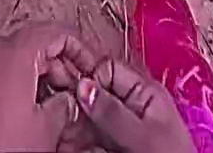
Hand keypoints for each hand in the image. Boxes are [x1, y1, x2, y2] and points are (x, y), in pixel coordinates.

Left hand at [0, 24, 82, 152]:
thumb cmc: (0, 143)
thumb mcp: (46, 127)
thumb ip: (65, 106)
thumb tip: (71, 100)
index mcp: (16, 50)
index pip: (55, 33)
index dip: (78, 49)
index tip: (90, 67)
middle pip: (38, 43)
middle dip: (60, 66)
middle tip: (75, 93)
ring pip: (20, 57)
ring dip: (42, 76)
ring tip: (55, 107)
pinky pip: (3, 69)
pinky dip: (21, 81)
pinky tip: (31, 108)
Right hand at [51, 39, 192, 152]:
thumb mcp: (144, 136)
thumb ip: (113, 111)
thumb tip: (84, 85)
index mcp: (145, 93)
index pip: (109, 68)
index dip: (92, 79)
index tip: (76, 95)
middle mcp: (133, 106)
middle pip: (98, 93)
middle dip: (82, 103)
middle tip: (67, 115)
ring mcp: (125, 129)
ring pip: (93, 116)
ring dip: (80, 124)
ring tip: (70, 134)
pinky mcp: (117, 146)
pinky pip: (95, 137)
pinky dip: (86, 141)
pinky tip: (80, 146)